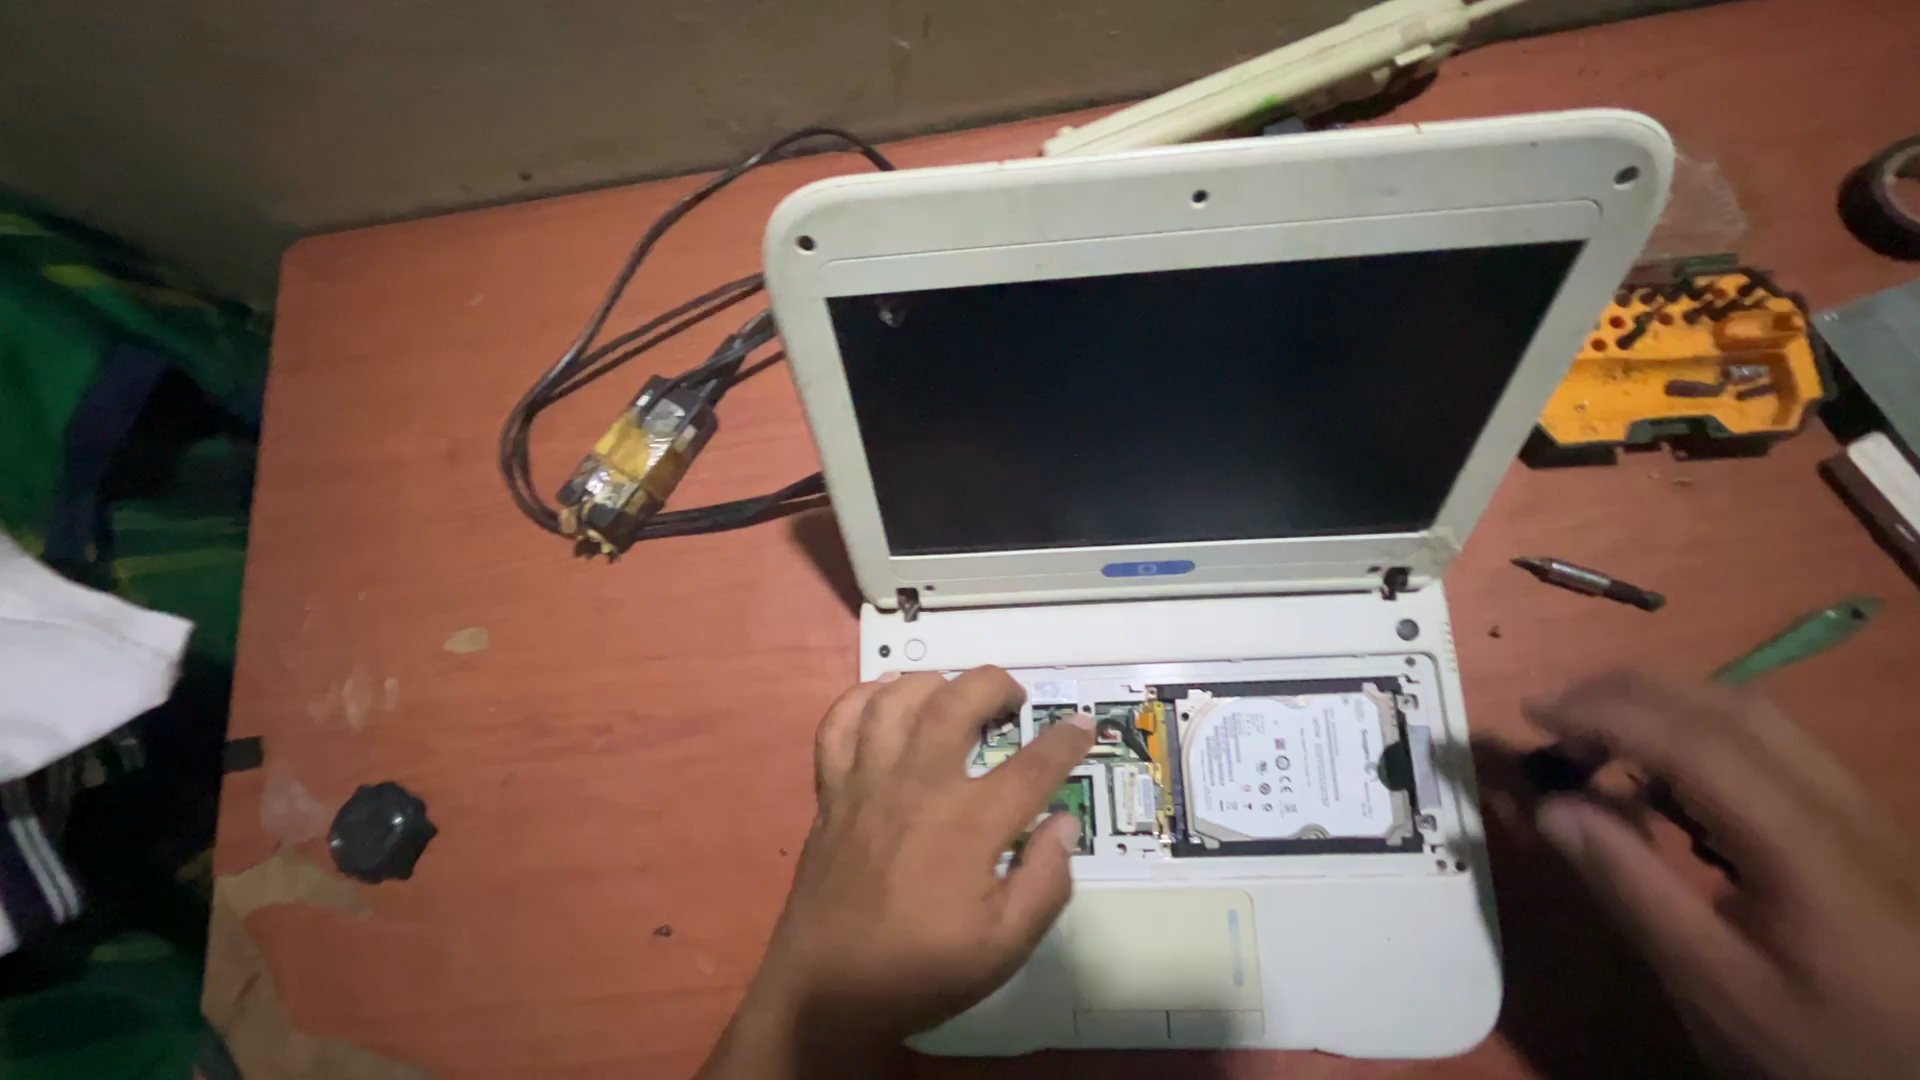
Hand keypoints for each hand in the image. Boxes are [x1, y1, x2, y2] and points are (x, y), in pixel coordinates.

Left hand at [697, 667, 1094, 1078]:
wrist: (826, 991)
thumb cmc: (920, 968)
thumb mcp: (1004, 947)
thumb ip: (1045, 882)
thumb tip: (1063, 823)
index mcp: (968, 824)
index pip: (1033, 766)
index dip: (1065, 740)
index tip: (1081, 724)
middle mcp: (918, 784)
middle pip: (958, 701)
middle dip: (994, 684)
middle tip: (1012, 700)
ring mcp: (868, 780)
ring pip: (897, 699)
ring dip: (932, 683)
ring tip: (952, 694)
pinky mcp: (831, 789)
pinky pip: (839, 724)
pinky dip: (861, 701)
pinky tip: (883, 702)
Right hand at [1528, 672, 1919, 1079]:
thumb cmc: (1829, 1042)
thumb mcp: (1719, 987)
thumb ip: (1633, 889)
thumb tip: (1550, 806)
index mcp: (1806, 848)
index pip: (1695, 743)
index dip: (1606, 714)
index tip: (1531, 715)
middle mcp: (1840, 807)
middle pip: (1725, 708)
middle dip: (1624, 695)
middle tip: (1552, 720)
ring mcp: (1860, 811)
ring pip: (1750, 715)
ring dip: (1658, 707)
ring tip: (1594, 739)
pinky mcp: (1860, 824)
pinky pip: (1767, 744)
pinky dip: (1693, 732)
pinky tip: (1659, 774)